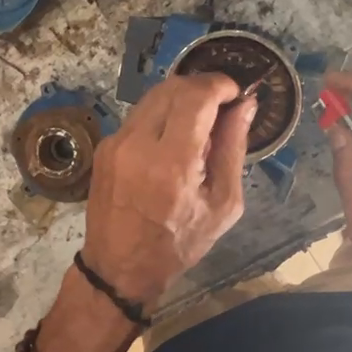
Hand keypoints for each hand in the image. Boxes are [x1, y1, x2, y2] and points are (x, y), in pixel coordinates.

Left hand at [78, 73, 255, 313]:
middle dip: (202, 88)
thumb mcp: (222, 203)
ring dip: (181, 99)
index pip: (196, 96)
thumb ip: (233, 148)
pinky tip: (172, 140)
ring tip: (199, 125)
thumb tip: (246, 105)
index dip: (220, 85)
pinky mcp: (105, 146)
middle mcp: (138, 144)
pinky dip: (162, 115)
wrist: (119, 266)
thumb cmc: (179, 243)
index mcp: (172, 163)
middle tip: (222, 106)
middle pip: (173, 87)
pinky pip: (139, 115)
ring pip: (153, 96)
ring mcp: (116, 143)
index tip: (236, 93)